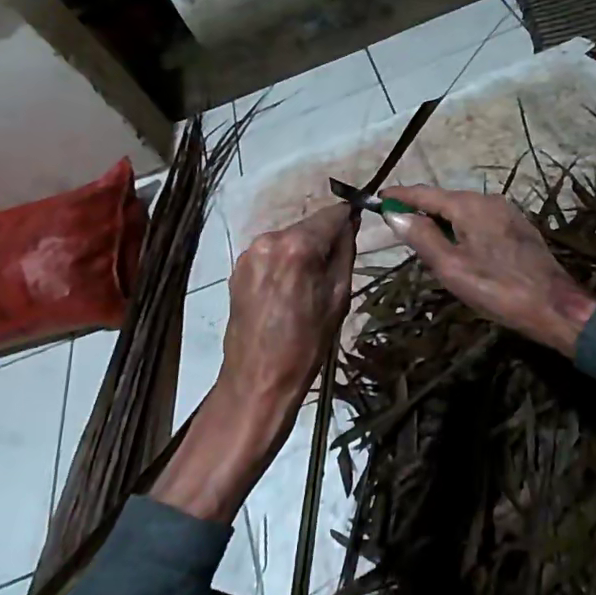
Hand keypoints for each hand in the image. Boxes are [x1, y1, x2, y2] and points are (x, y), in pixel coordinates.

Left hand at [150, 204, 355, 522]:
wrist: (258, 380)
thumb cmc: (306, 344)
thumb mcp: (338, 297)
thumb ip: (345, 253)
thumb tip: (350, 223)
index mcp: (297, 246)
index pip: (332, 214)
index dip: (348, 220)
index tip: (358, 231)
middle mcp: (268, 240)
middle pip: (308, 226)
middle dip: (323, 241)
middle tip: (333, 272)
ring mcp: (248, 253)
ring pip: (289, 240)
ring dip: (302, 253)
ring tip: (308, 287)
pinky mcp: (237, 268)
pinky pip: (270, 255)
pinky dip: (283, 264)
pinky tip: (286, 293)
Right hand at [379, 185, 595, 356]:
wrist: (553, 306)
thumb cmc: (497, 289)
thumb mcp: (450, 266)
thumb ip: (422, 237)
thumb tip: (395, 214)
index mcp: (470, 205)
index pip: (425, 193)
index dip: (401, 195)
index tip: (379, 198)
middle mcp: (489, 200)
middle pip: (445, 200)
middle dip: (421, 211)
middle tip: (398, 227)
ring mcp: (508, 213)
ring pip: (464, 211)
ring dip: (442, 222)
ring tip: (424, 242)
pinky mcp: (518, 229)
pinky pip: (480, 221)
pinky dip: (462, 229)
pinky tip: (458, 248)